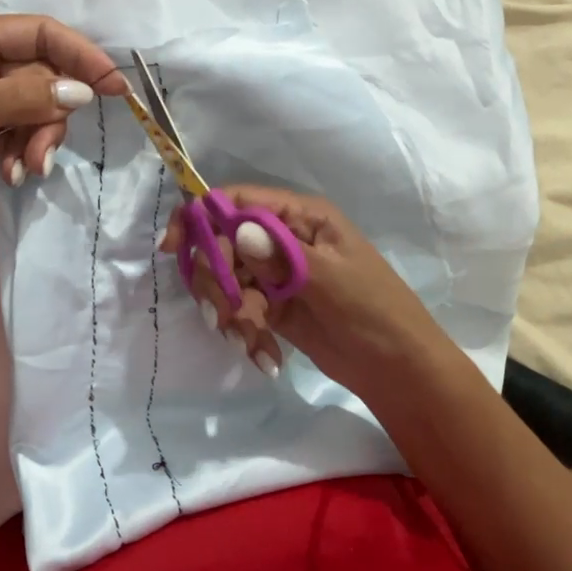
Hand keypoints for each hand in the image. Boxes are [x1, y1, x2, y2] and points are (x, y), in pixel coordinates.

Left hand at [0, 16, 126, 225]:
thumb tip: (80, 92)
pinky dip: (22, 153)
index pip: (41, 34)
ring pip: (35, 111)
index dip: (80, 55)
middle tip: (42, 153)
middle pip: (44, 78)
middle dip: (50, 117)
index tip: (113, 87)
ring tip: (24, 170)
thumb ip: (20, 98)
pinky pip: (18, 135)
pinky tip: (12, 175)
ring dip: (37, 140)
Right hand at [161, 186, 435, 393]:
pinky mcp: (270, 305)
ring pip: (225, 281)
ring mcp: (275, 273)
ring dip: (231, 313)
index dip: (201, 217)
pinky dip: (244, 332)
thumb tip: (240, 232)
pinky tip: (264, 356)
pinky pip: (239, 310)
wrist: (396, 369)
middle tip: (226, 314)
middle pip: (221, 244)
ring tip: (252, 342)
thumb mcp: (331, 281)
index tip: (174, 248)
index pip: (237, 201)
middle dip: (218, 281)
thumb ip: (282, 256)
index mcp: (301, 217)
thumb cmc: (375, 312)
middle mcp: (282, 238)